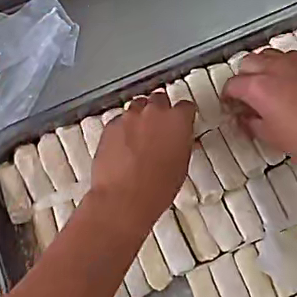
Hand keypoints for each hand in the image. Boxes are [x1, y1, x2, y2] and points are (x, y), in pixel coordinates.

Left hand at [85, 92, 193, 230]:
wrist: (124, 198)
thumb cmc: (156, 188)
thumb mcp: (181, 166)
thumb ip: (181, 144)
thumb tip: (179, 143)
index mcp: (178, 121)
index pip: (186, 106)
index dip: (184, 114)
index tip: (182, 120)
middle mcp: (154, 112)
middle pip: (159, 99)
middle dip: (160, 110)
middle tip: (160, 127)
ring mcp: (130, 117)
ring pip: (137, 106)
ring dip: (140, 117)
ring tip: (141, 136)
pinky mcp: (111, 126)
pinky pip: (119, 120)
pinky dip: (123, 128)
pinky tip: (124, 146)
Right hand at [222, 49, 296, 169]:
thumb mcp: (272, 137)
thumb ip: (252, 124)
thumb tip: (246, 119)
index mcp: (258, 87)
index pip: (232, 84)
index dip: (228, 96)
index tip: (232, 104)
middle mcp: (274, 68)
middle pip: (247, 62)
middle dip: (243, 77)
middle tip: (247, 95)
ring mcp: (296, 62)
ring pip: (269, 54)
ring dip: (263, 67)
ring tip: (268, 86)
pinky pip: (291, 57)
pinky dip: (284, 66)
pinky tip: (290, 82)